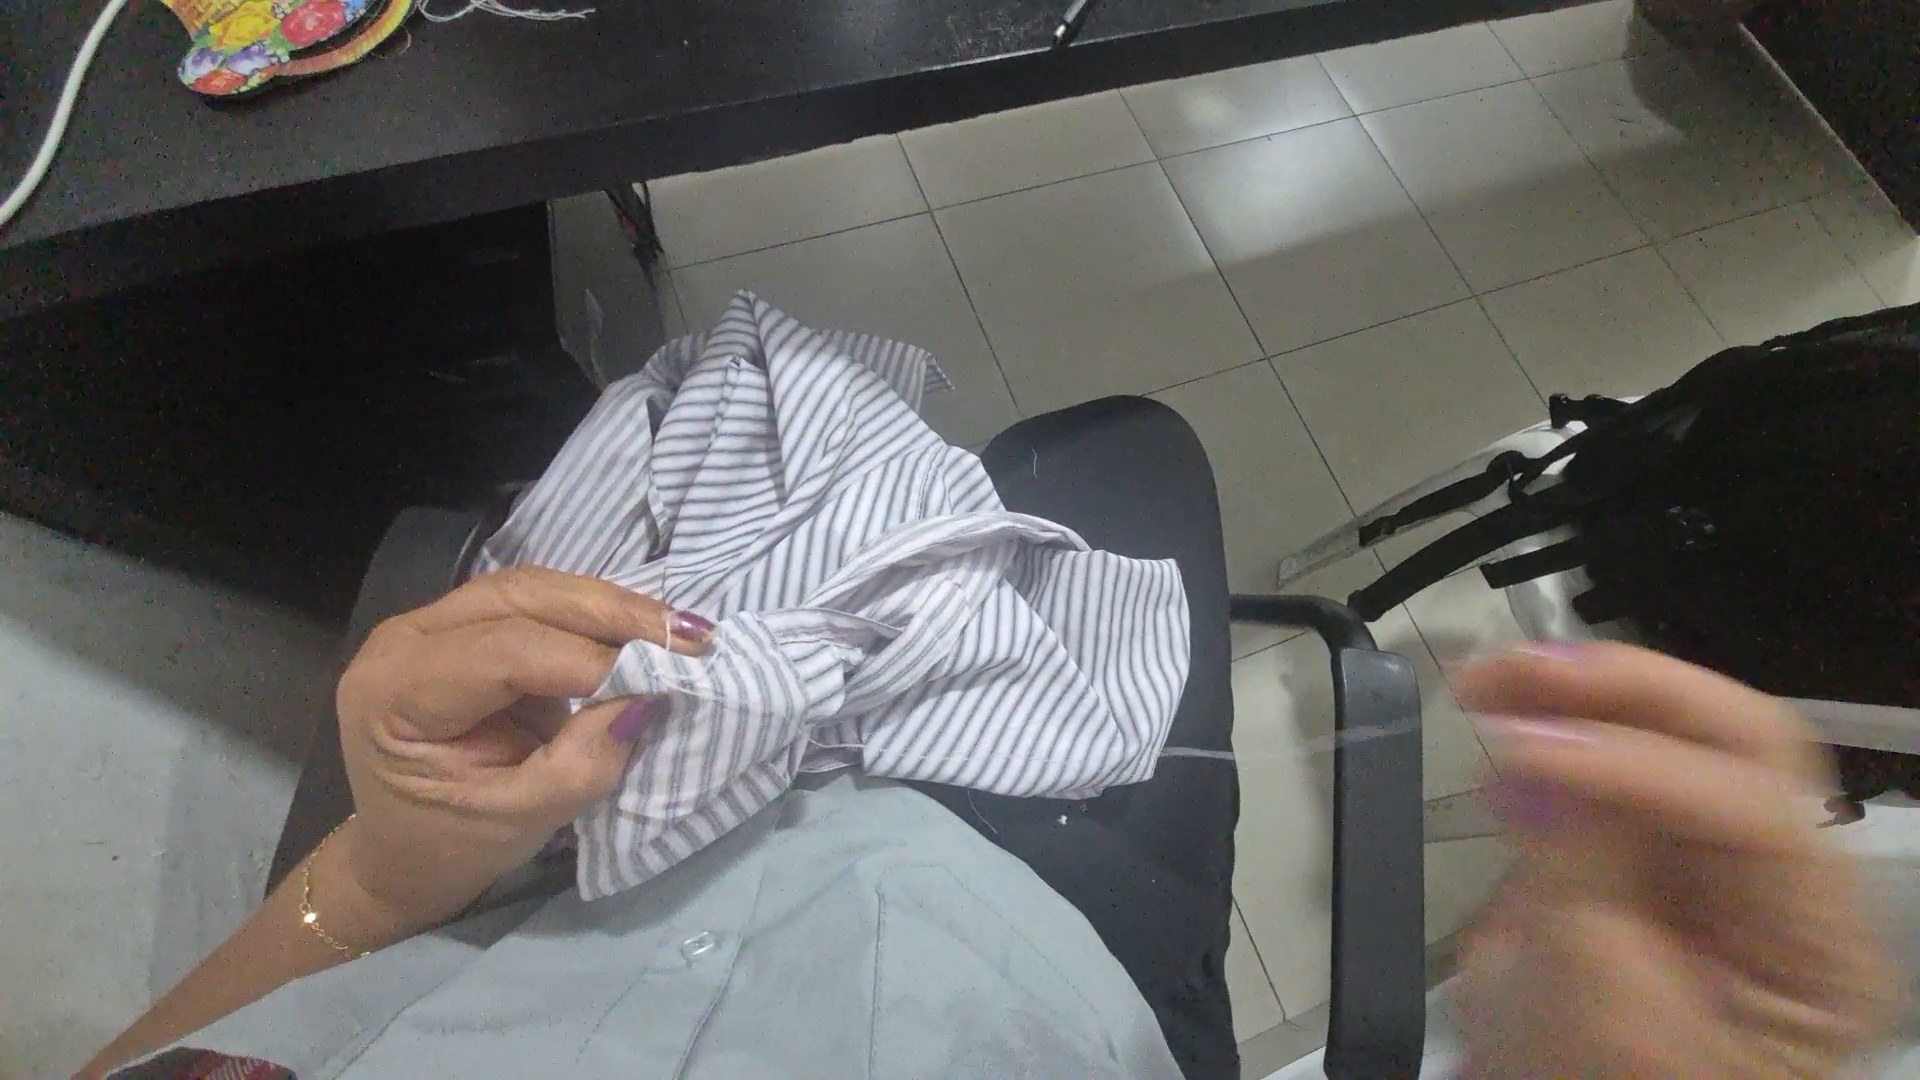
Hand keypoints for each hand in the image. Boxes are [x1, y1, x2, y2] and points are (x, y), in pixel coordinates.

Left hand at [331, 566, 713, 926]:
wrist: (402, 850)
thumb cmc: (449, 844)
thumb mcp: (518, 820)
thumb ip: (580, 765)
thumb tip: (646, 701)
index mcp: (397, 692)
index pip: (507, 650)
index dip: (591, 661)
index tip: (664, 684)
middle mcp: (409, 637)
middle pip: (526, 596)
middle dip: (615, 612)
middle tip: (689, 637)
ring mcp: (439, 622)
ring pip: (541, 587)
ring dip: (615, 605)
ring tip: (676, 630)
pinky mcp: (474, 623)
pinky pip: (546, 601)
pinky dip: (601, 613)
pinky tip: (644, 630)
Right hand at [1452, 643, 1899, 1078]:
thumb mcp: (1605, 1004)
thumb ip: (1586, 879)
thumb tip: (1541, 767)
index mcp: (1806, 942)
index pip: (1749, 811)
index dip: (1630, 765)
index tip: (1516, 750)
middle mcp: (1762, 873)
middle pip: (1735, 739)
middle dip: (1623, 687)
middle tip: (1519, 670)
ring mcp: (1682, 841)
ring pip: (1663, 722)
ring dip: (1571, 682)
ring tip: (1484, 673)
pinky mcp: (1607, 826)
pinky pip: (1590, 748)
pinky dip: (1537, 710)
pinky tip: (1486, 704)